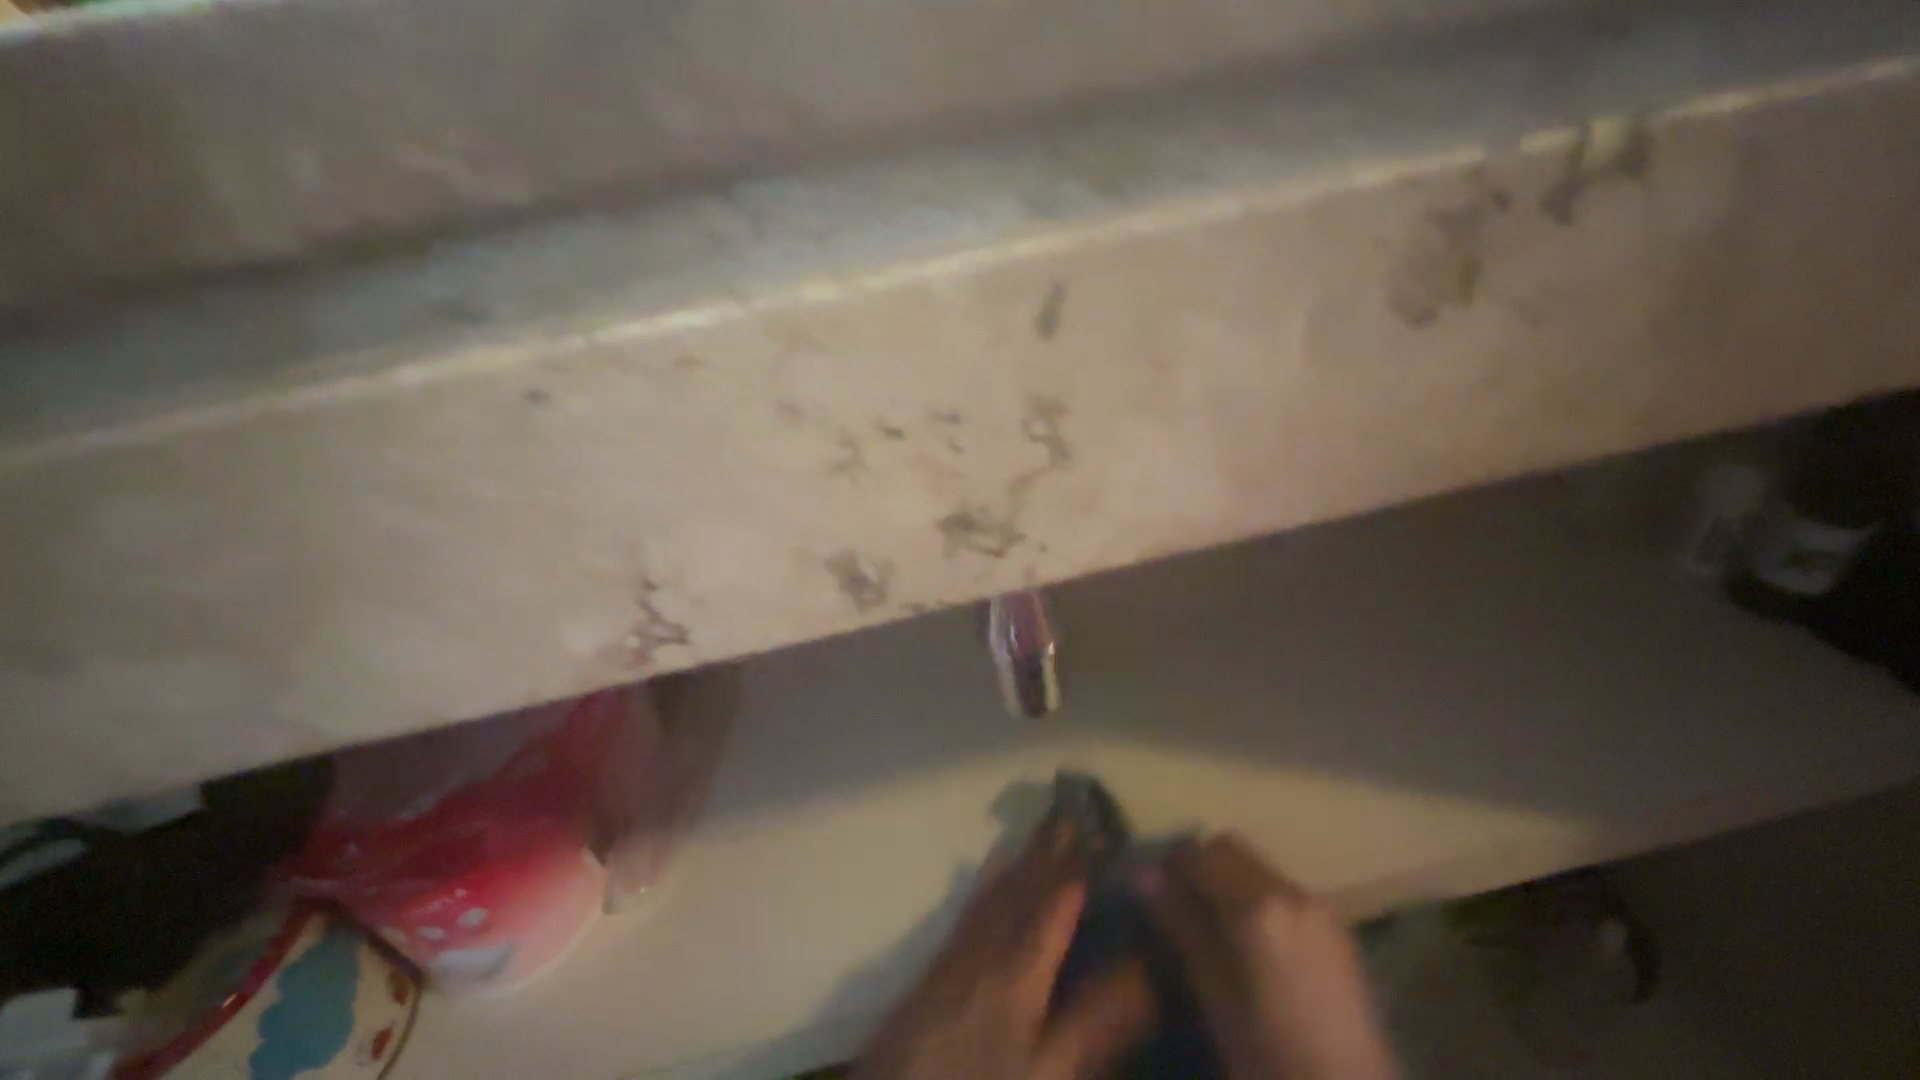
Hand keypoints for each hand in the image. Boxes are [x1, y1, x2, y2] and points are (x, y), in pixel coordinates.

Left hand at [855, 821, 1155, 1079]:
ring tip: (1048, 826)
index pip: (1058, 899)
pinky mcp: (941, 960)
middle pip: (1027, 884)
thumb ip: (1096, 1020)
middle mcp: (990, 942)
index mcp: (1021, 965)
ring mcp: (961, 948)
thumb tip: (1146, 966)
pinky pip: (975, 901)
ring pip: (1001, 888)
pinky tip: (996, 863)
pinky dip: (992, 876)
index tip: (1106, 830)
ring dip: (1027, 855)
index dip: (1082, 864)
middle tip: (1077, 809)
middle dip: (1053, 847)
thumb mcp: (1048, 1069)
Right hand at [1141, 833, 1396, 1079]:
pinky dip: (1256, 898)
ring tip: (1212, 926)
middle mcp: (1291, 890)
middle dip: (1200, 865)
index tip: (1150, 887)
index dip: (1169, 863)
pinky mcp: (1337, 927)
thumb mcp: (1213, 995)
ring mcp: (1320, 905)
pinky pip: (1282, 890)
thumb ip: (1180, 926)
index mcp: (1258, 906)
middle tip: (1177, 903)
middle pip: (1231, 848)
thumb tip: (1143, 875)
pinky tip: (1251, 944)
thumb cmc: (1268, 1053)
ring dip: (1229, 880)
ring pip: (1258, 868)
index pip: (1200, 853)